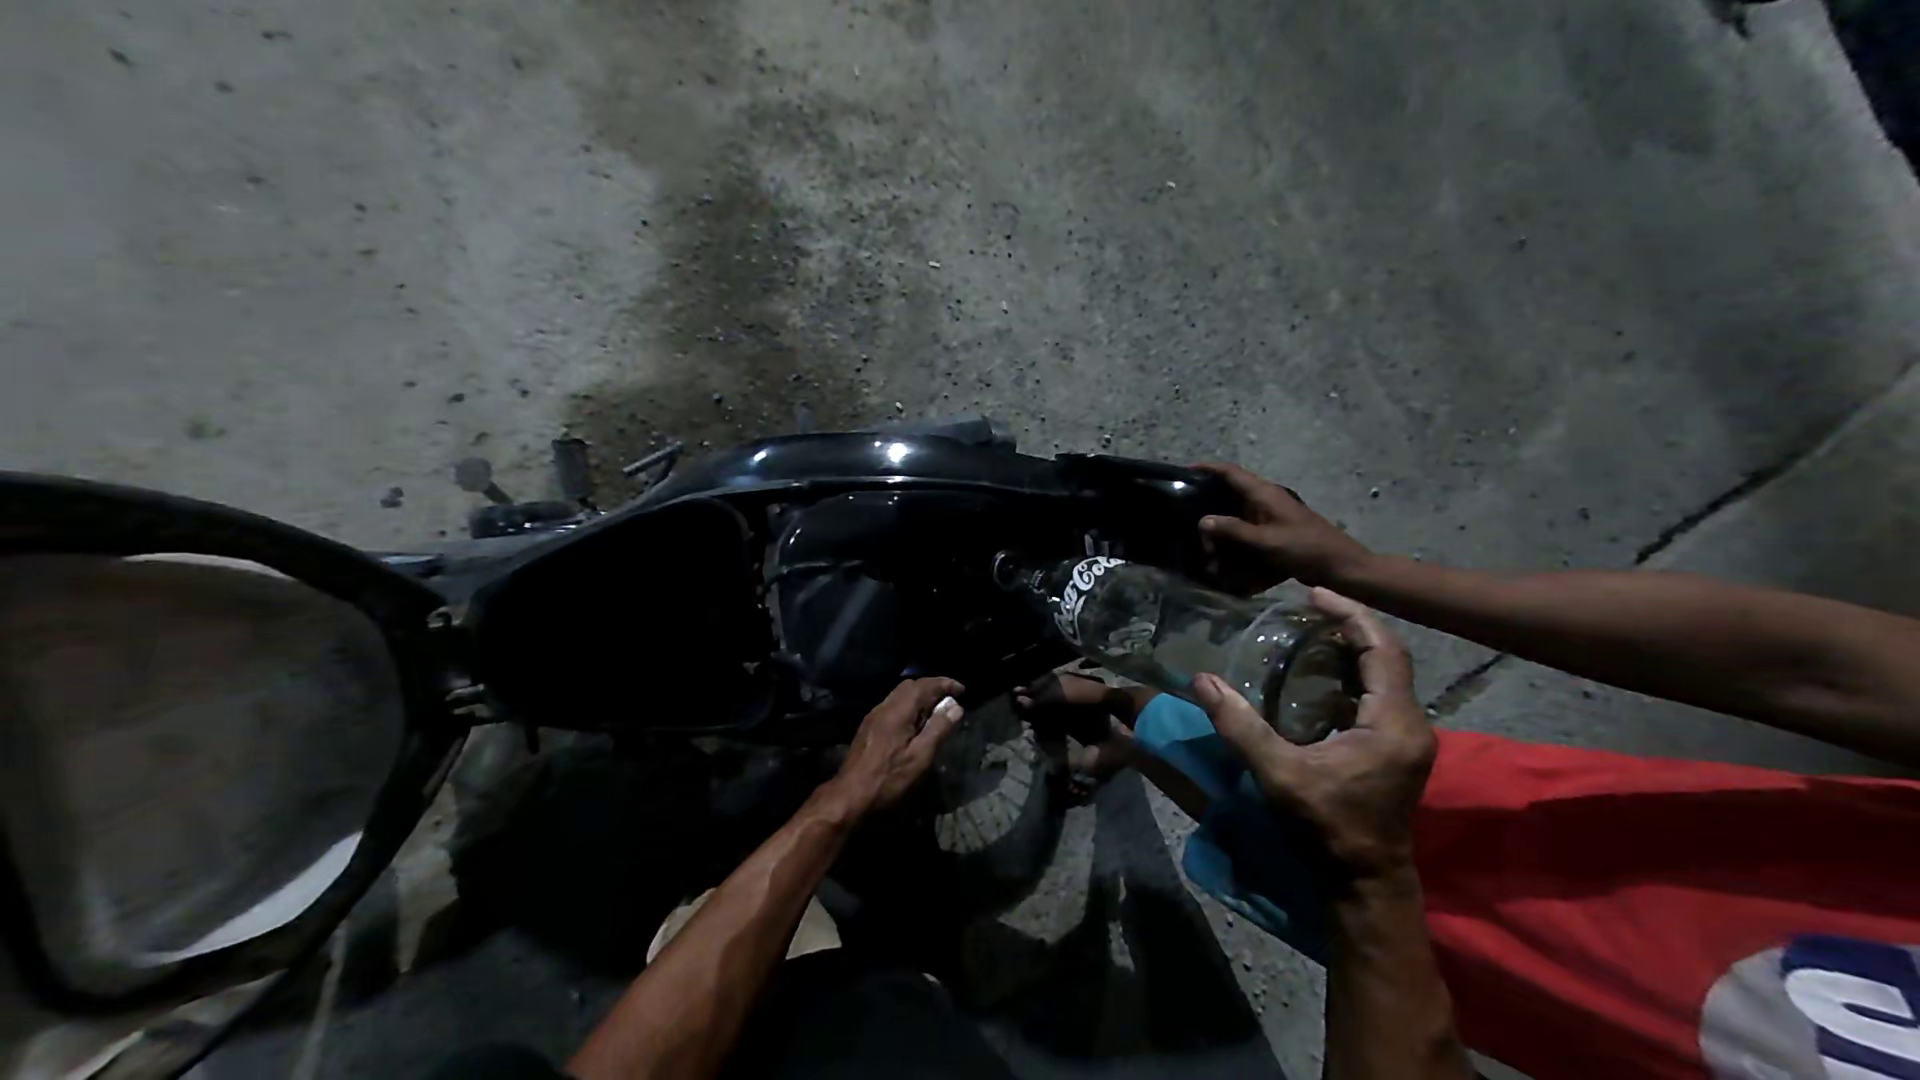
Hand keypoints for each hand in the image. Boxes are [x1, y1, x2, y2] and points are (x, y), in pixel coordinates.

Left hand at [830, 677, 966, 814]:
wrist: (850, 796)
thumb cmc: (889, 778)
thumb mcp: (920, 757)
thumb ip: (938, 729)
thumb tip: (955, 706)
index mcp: (898, 711)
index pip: (924, 685)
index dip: (945, 684)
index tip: (962, 690)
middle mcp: (884, 707)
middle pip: (910, 686)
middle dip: (932, 688)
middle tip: (951, 701)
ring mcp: (873, 717)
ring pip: (900, 696)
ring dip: (920, 698)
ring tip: (936, 713)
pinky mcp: (868, 728)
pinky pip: (893, 706)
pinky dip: (909, 707)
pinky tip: (915, 725)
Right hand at [1192, 589, 1433, 878]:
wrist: (1365, 881)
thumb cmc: (1328, 827)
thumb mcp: (1279, 775)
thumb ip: (1241, 727)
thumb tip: (1203, 680)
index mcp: (1394, 723)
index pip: (1383, 651)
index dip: (1352, 615)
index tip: (1314, 593)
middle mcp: (1411, 724)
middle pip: (1387, 657)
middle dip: (1350, 626)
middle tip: (1305, 608)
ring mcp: (1406, 738)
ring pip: (1384, 676)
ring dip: (1351, 650)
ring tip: (1308, 632)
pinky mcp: (1395, 750)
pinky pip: (1378, 695)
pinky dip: (1350, 675)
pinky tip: (1315, 675)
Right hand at [1194, 463, 1371, 588]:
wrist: (1341, 567)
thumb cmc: (1305, 549)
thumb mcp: (1265, 541)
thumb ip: (1233, 530)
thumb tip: (1204, 520)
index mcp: (1264, 494)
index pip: (1230, 472)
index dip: (1207, 468)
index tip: (1184, 471)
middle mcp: (1266, 500)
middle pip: (1230, 495)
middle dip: (1209, 507)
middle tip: (1188, 520)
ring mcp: (1271, 516)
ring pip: (1237, 517)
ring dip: (1222, 531)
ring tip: (1203, 545)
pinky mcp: (1275, 532)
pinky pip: (1248, 534)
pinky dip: (1236, 544)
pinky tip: (1225, 561)